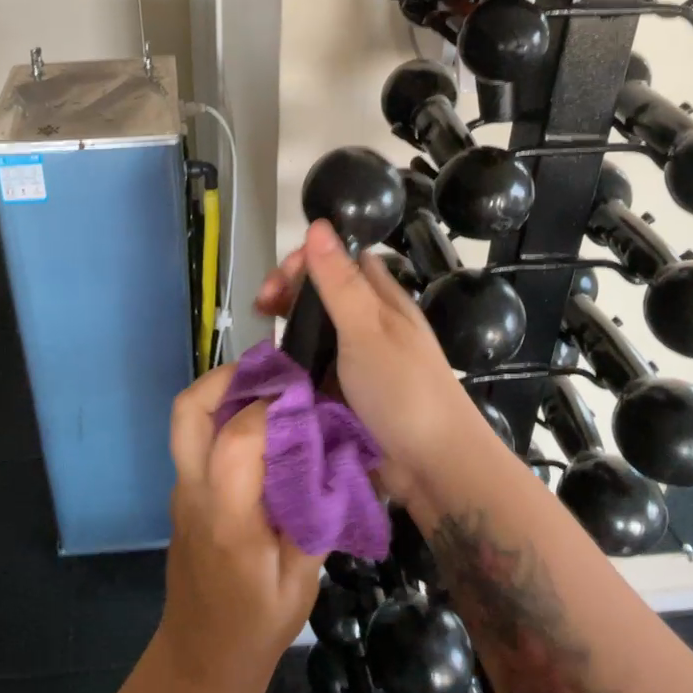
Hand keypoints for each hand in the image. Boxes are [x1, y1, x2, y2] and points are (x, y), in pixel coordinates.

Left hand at [155, 365, 323, 692]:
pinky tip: (263, 431)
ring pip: (186, 422)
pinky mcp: (183, 496)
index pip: (238, 438)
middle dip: (226, 377)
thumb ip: (313, 516)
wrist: (199, 661)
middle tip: (272, 370)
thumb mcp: (300, 582)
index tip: (305, 393)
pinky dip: (223, 420)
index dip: (271, 407)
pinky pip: (196, 442)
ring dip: (222, 394)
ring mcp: (181, 492)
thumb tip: (332, 457)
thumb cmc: (255, 627)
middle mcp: (193, 492)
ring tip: (270, 391)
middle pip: (188, 411)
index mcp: (226, 516)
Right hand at [256, 221, 489, 499]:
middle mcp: (366, 327)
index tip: (280, 278)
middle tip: (262, 309)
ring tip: (260, 341)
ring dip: (284, 333)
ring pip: (310, 335)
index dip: (308, 259)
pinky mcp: (340, 398)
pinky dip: (288, 369)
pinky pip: (308, 373)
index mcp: (381, 302)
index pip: (340, 261)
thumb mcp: (367, 329)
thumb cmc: (405, 390)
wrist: (432, 469)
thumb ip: (338, 281)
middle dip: (287, 295)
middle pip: (320, 296)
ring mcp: (353, 364)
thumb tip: (317, 223)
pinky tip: (268, 374)